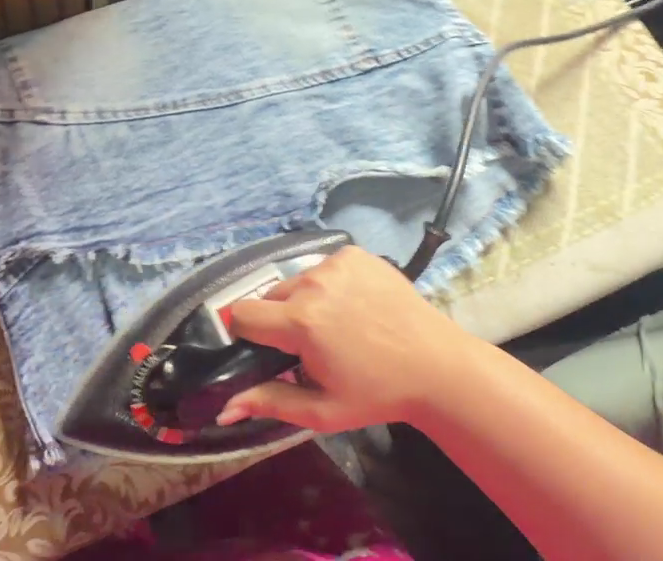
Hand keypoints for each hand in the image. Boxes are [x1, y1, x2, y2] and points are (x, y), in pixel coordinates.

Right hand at [218, 247, 480, 432]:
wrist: (438, 366)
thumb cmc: (377, 394)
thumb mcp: (322, 410)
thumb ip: (269, 403)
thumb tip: (224, 409)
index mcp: (301, 322)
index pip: (241, 314)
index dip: (247, 334)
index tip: (266, 350)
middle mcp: (312, 282)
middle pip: (269, 297)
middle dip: (279, 320)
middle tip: (310, 345)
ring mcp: (336, 263)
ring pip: (297, 281)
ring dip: (305, 301)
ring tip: (337, 325)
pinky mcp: (355, 253)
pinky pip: (324, 266)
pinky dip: (330, 284)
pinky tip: (354, 305)